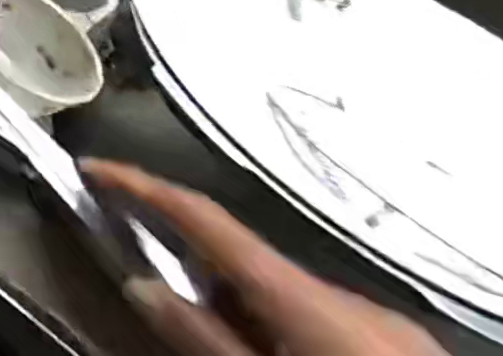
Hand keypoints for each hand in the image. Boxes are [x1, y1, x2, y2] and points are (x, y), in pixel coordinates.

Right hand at [82, 160, 448, 355]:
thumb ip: (198, 334)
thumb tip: (137, 284)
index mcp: (300, 294)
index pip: (201, 214)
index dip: (138, 182)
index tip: (90, 166)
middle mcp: (346, 295)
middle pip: (245, 256)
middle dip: (195, 263)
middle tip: (159, 285)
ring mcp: (389, 324)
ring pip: (285, 288)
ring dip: (243, 299)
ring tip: (223, 334)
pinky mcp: (412, 348)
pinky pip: (326, 316)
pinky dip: (285, 322)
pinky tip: (276, 349)